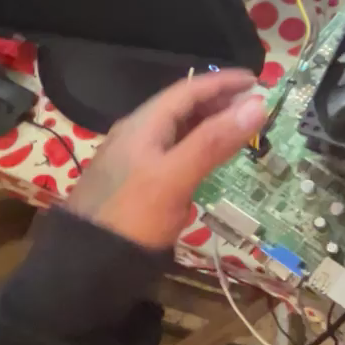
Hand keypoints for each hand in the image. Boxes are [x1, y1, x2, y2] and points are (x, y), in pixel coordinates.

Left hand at [66, 71, 265, 248]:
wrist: (87, 265)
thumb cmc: (133, 215)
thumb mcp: (176, 176)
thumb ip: (215, 140)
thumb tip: (257, 104)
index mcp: (144, 126)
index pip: (188, 90)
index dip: (222, 82)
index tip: (256, 79)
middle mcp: (138, 136)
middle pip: (183, 108)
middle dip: (219, 101)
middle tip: (253, 104)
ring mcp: (136, 160)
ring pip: (179, 131)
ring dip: (210, 124)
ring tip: (239, 128)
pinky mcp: (139, 183)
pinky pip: (176, 152)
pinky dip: (200, 147)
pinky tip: (211, 159)